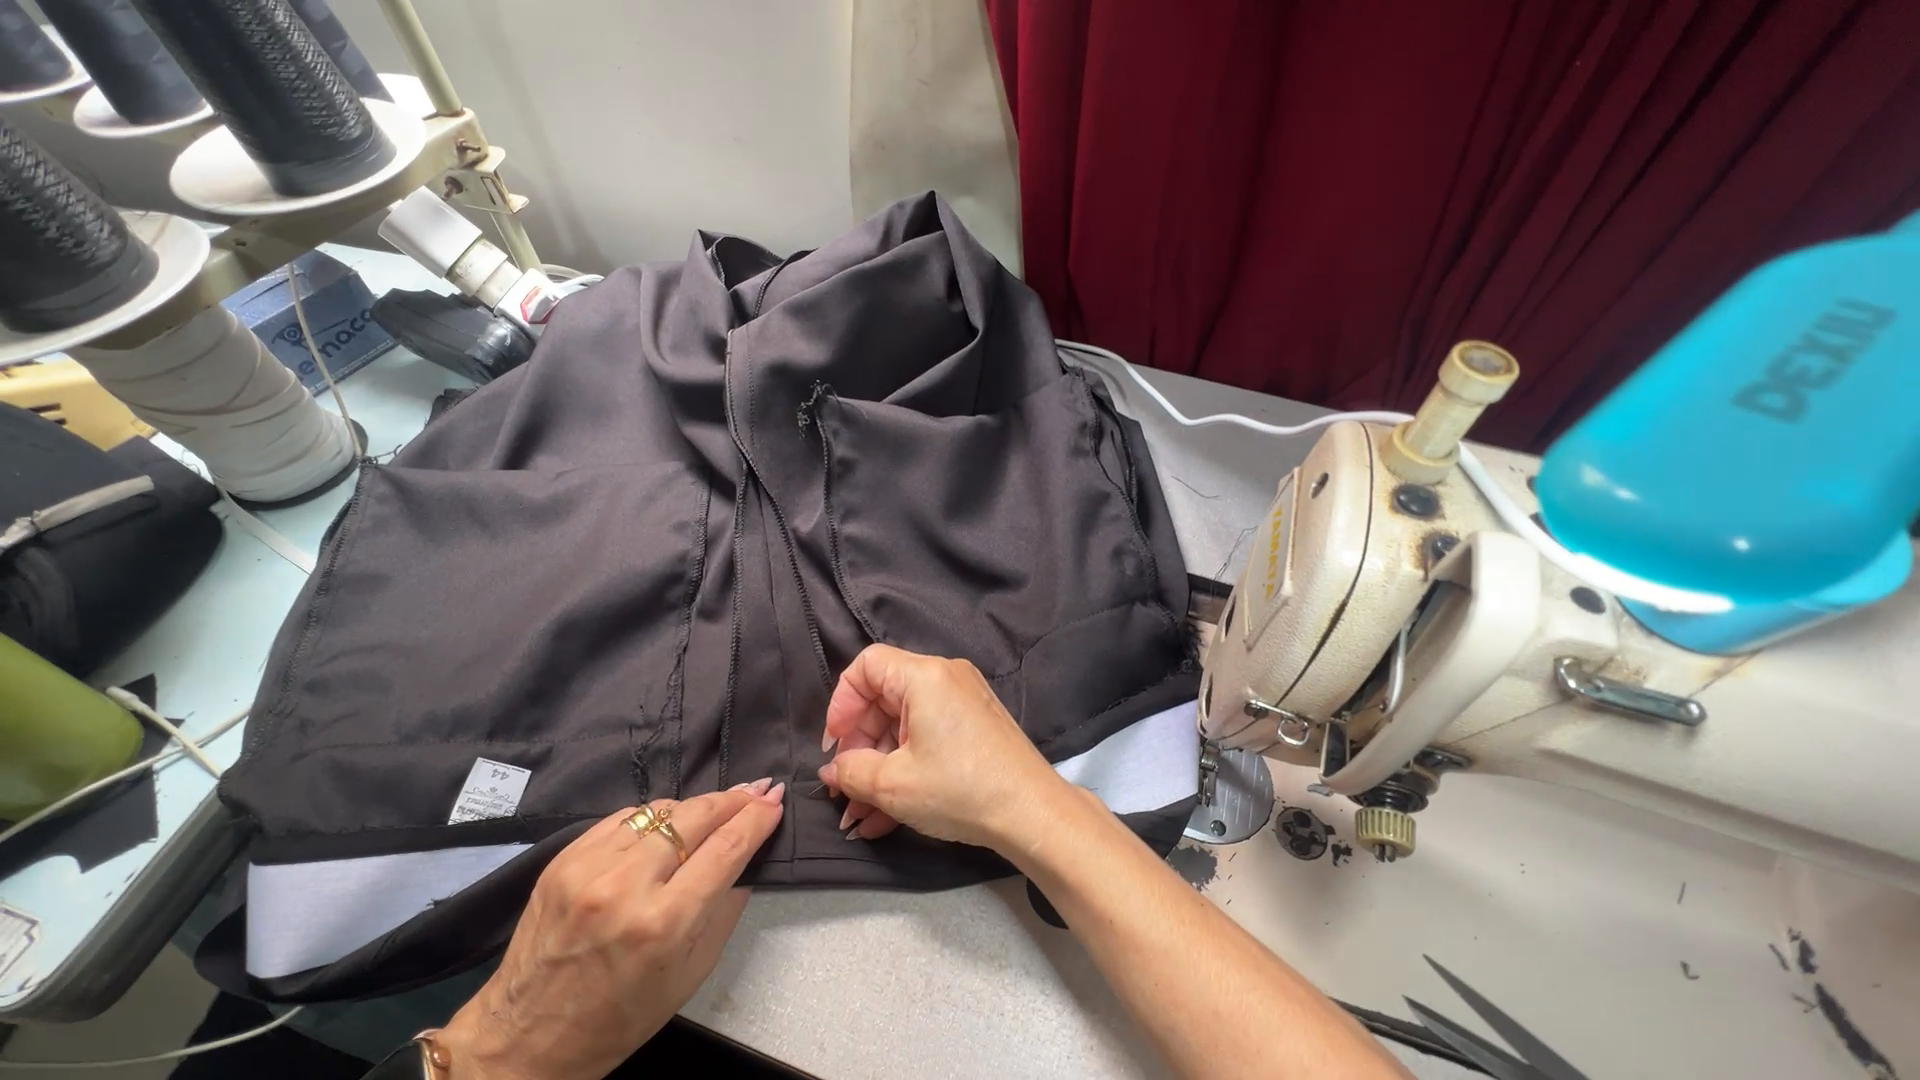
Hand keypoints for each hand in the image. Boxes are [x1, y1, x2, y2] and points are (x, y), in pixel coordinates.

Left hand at [435, 780, 785, 1079]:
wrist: (526, 1037)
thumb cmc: (621, 1017)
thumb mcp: (692, 973)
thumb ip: (725, 908)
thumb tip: (748, 854)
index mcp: (664, 923)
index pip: (725, 849)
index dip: (756, 819)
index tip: (775, 800)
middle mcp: (626, 886)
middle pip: (694, 817)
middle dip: (732, 800)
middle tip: (757, 789)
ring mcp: (589, 867)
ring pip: (659, 811)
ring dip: (693, 809)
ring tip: (713, 812)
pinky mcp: (563, 859)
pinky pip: (623, 819)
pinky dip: (651, 819)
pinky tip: (664, 828)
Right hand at [818, 644, 1068, 849]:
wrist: (1033, 814)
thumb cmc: (960, 789)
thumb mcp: (893, 784)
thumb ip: (852, 771)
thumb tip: (833, 769)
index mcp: (925, 676)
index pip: (866, 666)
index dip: (841, 703)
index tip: (834, 744)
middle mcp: (946, 679)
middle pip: (883, 699)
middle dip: (859, 747)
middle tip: (845, 787)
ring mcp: (963, 704)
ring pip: (904, 727)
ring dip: (878, 769)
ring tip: (860, 815)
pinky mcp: (974, 730)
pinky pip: (927, 740)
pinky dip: (905, 770)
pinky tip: (885, 817)